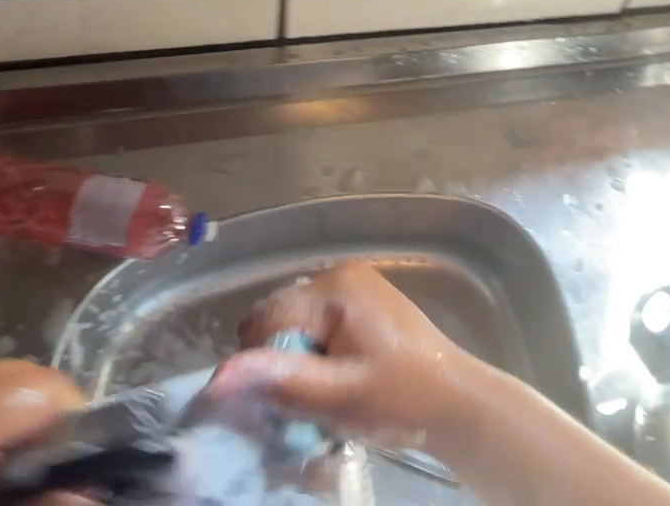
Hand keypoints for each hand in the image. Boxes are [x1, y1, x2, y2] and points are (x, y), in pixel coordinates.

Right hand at [206, 263, 475, 448]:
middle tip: (310, 394)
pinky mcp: (362, 295)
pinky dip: (318, 347)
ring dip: (300, 354)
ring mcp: (353, 281)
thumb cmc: (399, 397)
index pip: (263, 320)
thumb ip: (280, 381)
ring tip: (328, 385)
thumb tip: (217, 375)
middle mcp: (339, 272)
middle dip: (283, 356)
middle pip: (278, 316)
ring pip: (295, 319)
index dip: (265, 362)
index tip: (289, 395)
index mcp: (333, 288)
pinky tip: (340, 372)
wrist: (452, 397)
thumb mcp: (338, 396)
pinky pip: (317, 319)